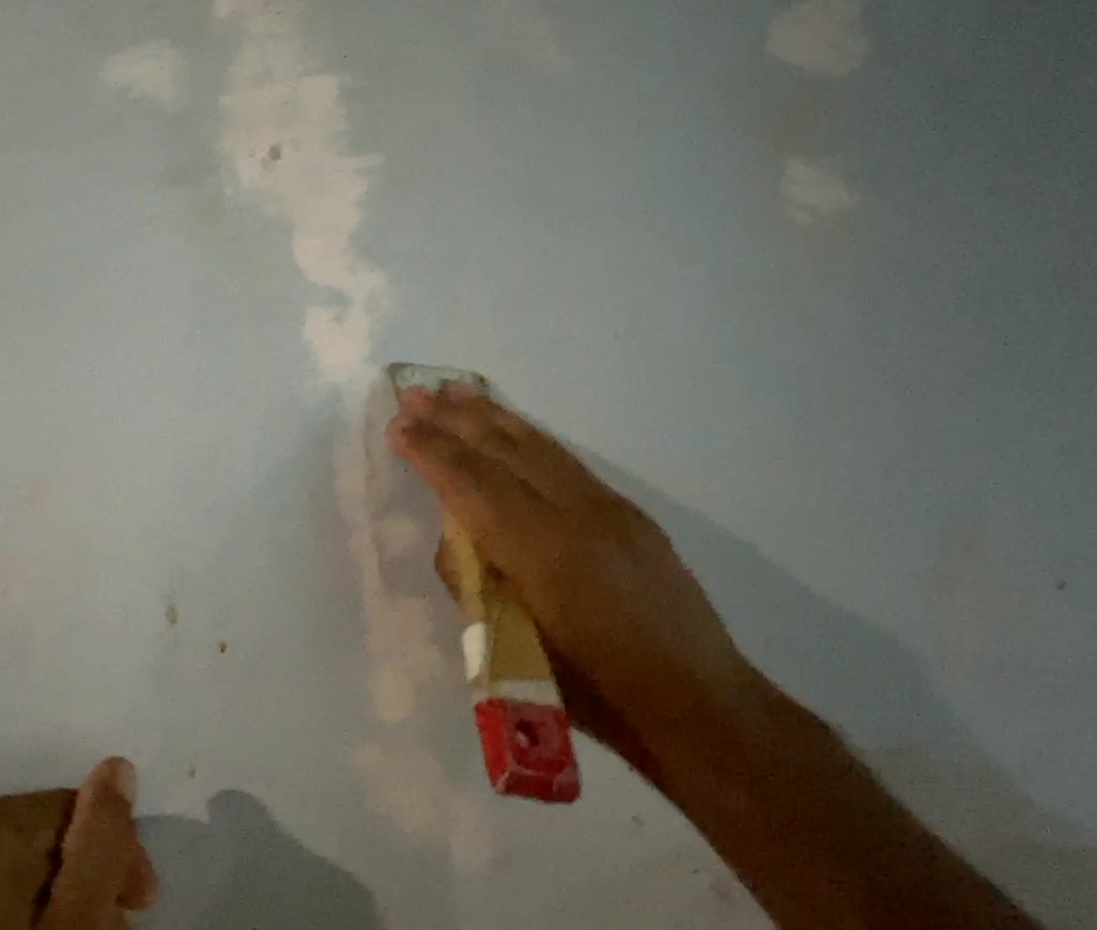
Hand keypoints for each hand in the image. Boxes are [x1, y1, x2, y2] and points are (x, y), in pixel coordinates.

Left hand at [0, 758, 158, 929]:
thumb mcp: (74, 922)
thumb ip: (101, 843)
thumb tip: (116, 768)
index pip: (80, 807)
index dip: (117, 856)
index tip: (137, 907)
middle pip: (49, 836)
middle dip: (86, 880)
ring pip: (19, 865)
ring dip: (56, 900)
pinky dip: (17, 913)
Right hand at [387, 384, 759, 763]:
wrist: (699, 706)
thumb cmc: (596, 694)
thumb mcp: (514, 648)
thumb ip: (475, 582)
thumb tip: (458, 535)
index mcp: (543, 552)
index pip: (474, 485)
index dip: (432, 454)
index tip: (396, 429)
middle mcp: (578, 515)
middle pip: (505, 452)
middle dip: (454, 420)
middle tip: (413, 394)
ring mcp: (610, 509)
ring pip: (540, 447)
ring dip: (492, 416)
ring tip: (456, 389)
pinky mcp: (628, 514)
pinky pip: (566, 461)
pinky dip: (528, 436)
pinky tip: (511, 428)